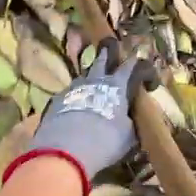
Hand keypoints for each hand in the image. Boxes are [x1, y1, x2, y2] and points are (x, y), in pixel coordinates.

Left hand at [5, 39, 151, 195]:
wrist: (65, 149)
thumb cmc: (105, 141)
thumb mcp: (128, 136)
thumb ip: (130, 122)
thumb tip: (130, 119)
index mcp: (117, 86)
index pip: (129, 67)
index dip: (135, 63)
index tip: (138, 58)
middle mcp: (95, 80)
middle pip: (101, 61)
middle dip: (107, 54)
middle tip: (108, 47)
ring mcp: (74, 87)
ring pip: (84, 75)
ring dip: (90, 74)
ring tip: (92, 76)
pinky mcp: (57, 99)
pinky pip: (70, 91)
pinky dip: (75, 93)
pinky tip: (75, 101)